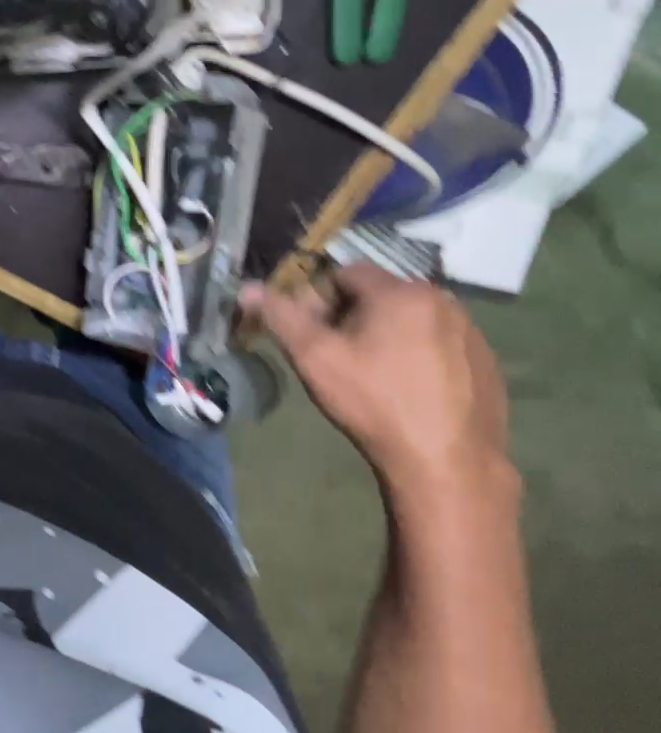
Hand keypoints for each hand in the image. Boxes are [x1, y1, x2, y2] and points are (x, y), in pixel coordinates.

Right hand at [241, 266, 510, 488]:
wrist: (447, 460)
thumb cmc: (373, 400)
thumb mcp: (313, 356)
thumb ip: (279, 316)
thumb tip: (247, 288)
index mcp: (402, 293)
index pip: (345, 272)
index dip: (319, 299)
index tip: (313, 334)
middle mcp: (444, 300)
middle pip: (379, 293)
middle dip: (350, 315)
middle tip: (336, 355)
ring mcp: (471, 331)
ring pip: (409, 317)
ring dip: (384, 333)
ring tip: (371, 373)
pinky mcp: (485, 360)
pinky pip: (437, 341)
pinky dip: (415, 353)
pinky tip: (405, 387)